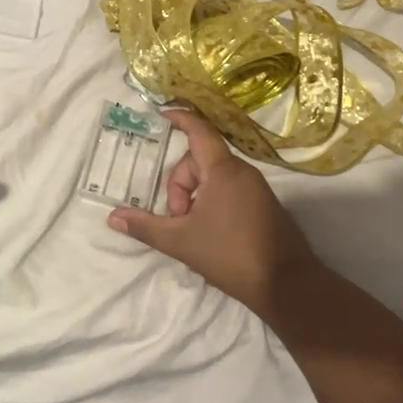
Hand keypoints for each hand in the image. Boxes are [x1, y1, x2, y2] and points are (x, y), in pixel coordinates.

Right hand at [107, 109, 321, 312]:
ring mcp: (258, 190)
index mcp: (223, 171)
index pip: (199, 132)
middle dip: (179, 184)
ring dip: (194, 196)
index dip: (180, 119)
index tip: (162, 114)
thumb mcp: (181, 242)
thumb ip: (146, 227)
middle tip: (175, 218)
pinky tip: (208, 233)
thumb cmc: (232, 255)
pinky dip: (211, 203)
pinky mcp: (265, 208)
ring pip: (214, 179)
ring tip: (190, 229)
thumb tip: (113, 218)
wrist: (289, 287)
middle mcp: (243, 173)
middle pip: (200, 161)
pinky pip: (230, 191)